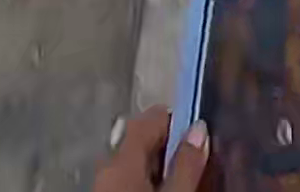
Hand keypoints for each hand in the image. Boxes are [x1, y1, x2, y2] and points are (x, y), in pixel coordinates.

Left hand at [93, 106, 208, 191]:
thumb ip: (187, 161)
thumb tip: (199, 127)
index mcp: (122, 155)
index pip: (154, 115)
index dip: (180, 117)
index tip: (198, 129)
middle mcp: (106, 164)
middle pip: (142, 136)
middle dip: (168, 140)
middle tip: (192, 154)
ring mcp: (100, 184)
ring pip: (133, 159)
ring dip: (156, 161)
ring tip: (178, 174)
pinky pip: (125, 177)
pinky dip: (143, 177)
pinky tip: (158, 188)